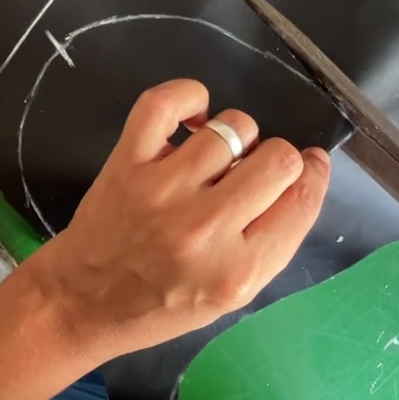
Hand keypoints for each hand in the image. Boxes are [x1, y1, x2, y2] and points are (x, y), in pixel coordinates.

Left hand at [16, 78, 330, 359]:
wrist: (85, 300)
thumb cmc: (162, 303)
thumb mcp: (231, 295)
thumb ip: (273, 240)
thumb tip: (305, 170)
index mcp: (237, 272)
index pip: (301, 201)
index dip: (313, 175)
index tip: (307, 165)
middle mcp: (204, 228)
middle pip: (277, 159)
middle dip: (275, 159)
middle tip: (250, 173)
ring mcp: (163, 191)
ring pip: (232, 128)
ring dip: (234, 136)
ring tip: (217, 156)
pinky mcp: (127, 163)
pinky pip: (166, 103)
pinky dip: (188, 96)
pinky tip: (194, 116)